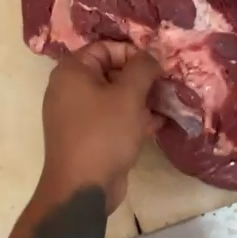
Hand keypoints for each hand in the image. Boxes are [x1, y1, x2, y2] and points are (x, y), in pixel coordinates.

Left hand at [40, 41, 161, 210]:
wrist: (82, 189)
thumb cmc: (103, 133)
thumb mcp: (128, 95)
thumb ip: (142, 68)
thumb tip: (152, 53)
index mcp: (72, 72)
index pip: (105, 48)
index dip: (132, 53)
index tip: (156, 66)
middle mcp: (69, 89)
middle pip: (110, 71)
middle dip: (140, 78)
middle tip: (166, 85)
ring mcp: (77, 115)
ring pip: (114, 97)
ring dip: (140, 99)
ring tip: (167, 104)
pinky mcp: (87, 136)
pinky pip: (112, 118)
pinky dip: (132, 118)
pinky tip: (157, 125)